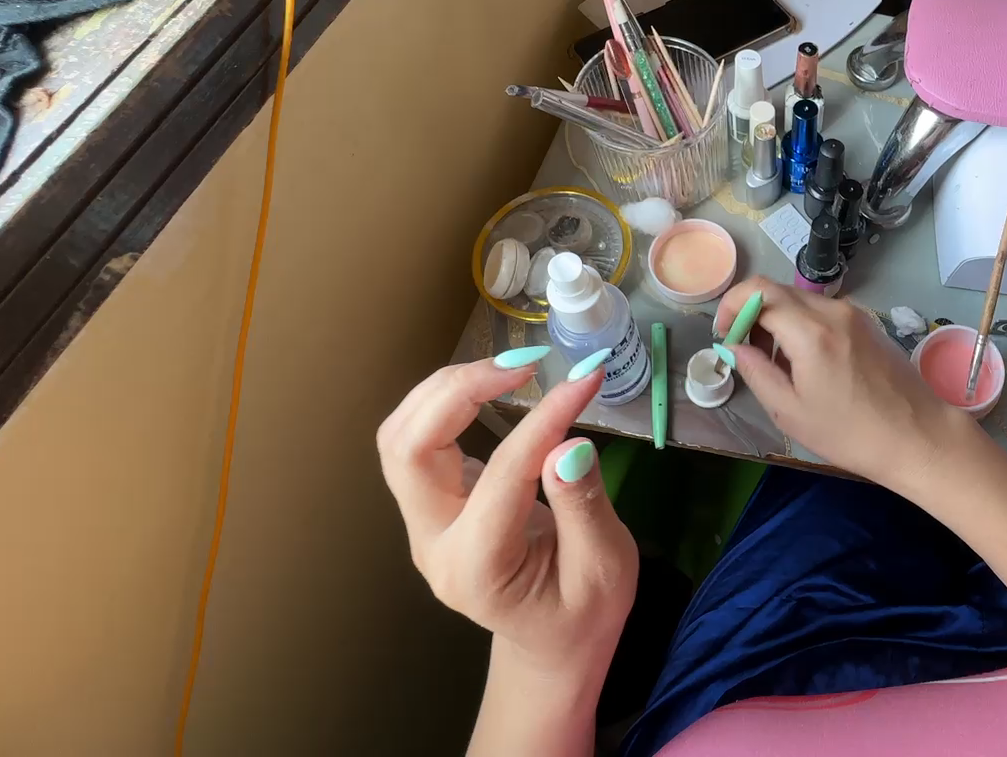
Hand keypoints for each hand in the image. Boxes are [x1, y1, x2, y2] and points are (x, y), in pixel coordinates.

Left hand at [377, 353, 636, 683]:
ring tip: (513, 365)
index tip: (587, 376)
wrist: (552, 643)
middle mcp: (435, 542)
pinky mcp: (435, 502)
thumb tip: (570, 444)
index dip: (547, 417)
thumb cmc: (585, 611)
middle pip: (409, 448)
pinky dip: (449, 399)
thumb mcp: (605, 568)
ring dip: (449, 388)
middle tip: (529, 363)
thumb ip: (585, 508)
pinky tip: (495, 383)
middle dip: (463, 390)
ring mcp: (426, 522)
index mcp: (478, 567)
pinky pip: (417, 439)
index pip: (505, 472)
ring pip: (401, 437)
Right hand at [714, 279, 974, 490]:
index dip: (731, 306)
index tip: (724, 336)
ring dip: (777, 320)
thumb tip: (734, 346)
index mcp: (810, 331)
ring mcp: (854, 313)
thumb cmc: (850, 433)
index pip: (757, 291)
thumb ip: (756, 371)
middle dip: (751, 313)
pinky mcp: (867, 322)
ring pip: (800, 299)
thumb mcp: (790, 411)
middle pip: (777, 290)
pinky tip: (805, 362)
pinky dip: (802, 325)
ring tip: (775, 363)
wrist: (918, 436)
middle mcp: (832, 310)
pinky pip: (822, 311)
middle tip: (745, 351)